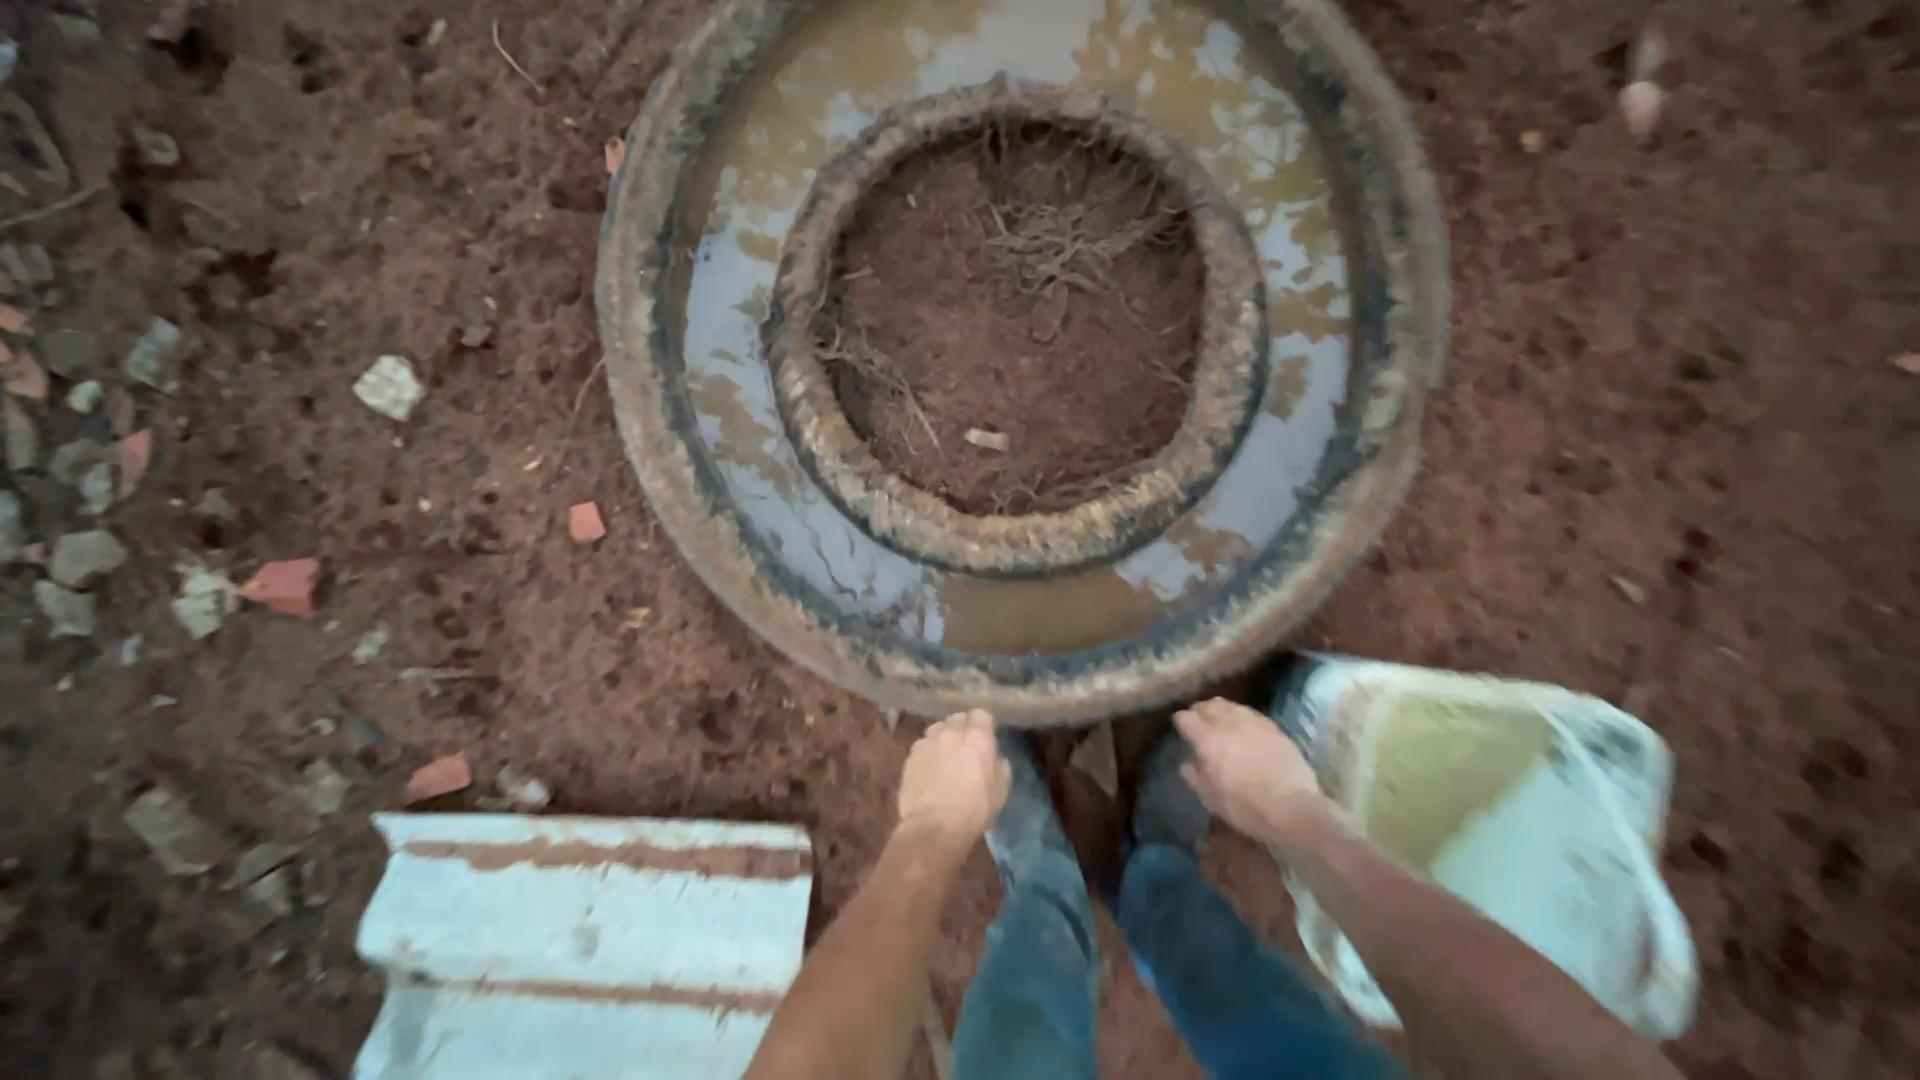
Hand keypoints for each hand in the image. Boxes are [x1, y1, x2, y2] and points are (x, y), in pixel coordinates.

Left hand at [897, 709, 1009, 847]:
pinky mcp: (910, 755)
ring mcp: (928, 741)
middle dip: (963, 728)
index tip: (985, 737)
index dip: (983, 725)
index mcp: (977, 737)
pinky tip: (929, 769)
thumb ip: (1000, 767)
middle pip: (957, 718)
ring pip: (937, 729)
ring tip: (945, 756)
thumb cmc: (974, 809)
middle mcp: (951, 732)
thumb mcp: (1001, 790)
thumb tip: (995, 759)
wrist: (934, 825)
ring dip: (943, 737)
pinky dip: (928, 752)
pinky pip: (922, 745)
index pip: (981, 714)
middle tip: (966, 747)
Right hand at [1175, 698, 1328, 842]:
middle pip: (1208, 705)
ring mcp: (1254, 723)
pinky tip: (1246, 730)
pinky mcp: (1274, 728)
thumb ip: (1194, 774)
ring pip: (1231, 705)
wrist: (1292, 809)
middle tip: (1200, 723)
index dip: (1180, 721)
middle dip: (1200, 711)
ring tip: (1222, 723)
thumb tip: (1189, 760)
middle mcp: (1228, 724)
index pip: (1186, 717)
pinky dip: (1242, 717)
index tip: (1181, 729)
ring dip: (1222, 711)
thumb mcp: (1210, 797)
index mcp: (1207, 740)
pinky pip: (1251, 714)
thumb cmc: (1244, 807)